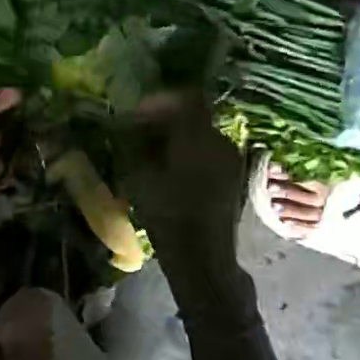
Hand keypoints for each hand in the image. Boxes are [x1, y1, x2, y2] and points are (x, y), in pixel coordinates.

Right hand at [120, 91, 247, 261]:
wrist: (204, 260)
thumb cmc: (168, 217)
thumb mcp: (138, 178)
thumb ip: (131, 145)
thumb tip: (125, 127)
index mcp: (199, 136)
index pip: (184, 98)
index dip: (158, 101)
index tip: (135, 116)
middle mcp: (221, 141)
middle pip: (192, 117)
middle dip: (163, 122)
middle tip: (137, 136)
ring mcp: (232, 160)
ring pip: (200, 136)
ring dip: (176, 140)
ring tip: (150, 158)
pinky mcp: (234, 179)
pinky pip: (209, 155)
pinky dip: (189, 156)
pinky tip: (170, 174)